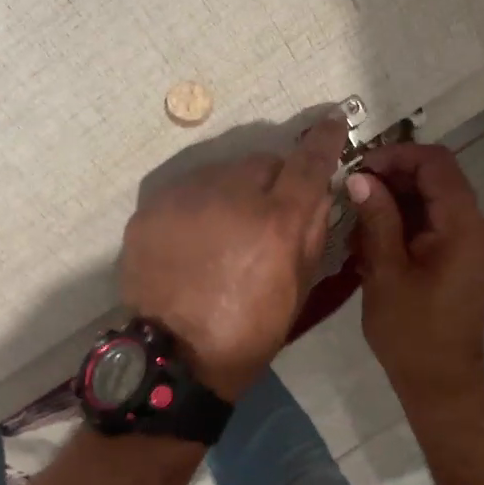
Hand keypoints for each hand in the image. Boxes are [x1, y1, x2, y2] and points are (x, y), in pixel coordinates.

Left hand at [120, 113, 350, 399]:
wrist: (174, 360)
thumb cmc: (248, 334)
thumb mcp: (298, 290)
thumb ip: (312, 233)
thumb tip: (319, 193)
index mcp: (276, 221)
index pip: (309, 162)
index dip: (325, 141)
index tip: (332, 124)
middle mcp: (231, 195)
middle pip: (262, 163)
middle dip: (271, 181)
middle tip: (267, 215)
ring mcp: (185, 198)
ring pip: (221, 174)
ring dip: (232, 192)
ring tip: (225, 233)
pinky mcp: (150, 209)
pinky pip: (186, 192)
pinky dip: (198, 207)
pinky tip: (194, 242)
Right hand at [347, 143, 483, 401]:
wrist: (441, 384)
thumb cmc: (411, 333)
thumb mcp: (386, 273)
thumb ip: (377, 220)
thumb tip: (361, 178)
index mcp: (462, 227)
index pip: (436, 163)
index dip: (397, 156)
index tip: (359, 168)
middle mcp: (473, 229)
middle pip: (435, 180)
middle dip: (392, 179)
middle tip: (351, 195)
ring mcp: (468, 246)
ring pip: (431, 203)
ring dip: (394, 204)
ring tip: (355, 224)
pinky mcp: (457, 262)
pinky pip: (432, 227)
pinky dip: (402, 226)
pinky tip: (370, 244)